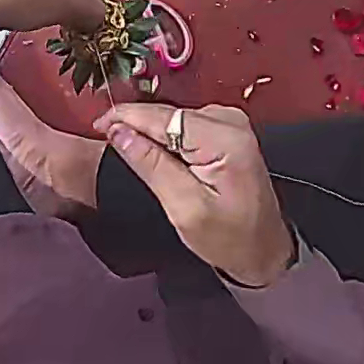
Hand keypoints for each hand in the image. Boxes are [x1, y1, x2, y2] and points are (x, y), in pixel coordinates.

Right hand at [93, 103, 295, 287]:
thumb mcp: (185, 208)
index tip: (99, 124)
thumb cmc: (229, 238)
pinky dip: (164, 136)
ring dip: (149, 131)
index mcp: (225, 137)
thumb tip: (119, 132)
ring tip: (125, 146)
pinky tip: (153, 151)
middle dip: (135, 124)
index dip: (127, 117)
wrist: (264, 248)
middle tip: (105, 136)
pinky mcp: (225, 127)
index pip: (164, 117)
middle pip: (168, 114)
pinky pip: (183, 124)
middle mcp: (229, 119)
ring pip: (172, 118)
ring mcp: (229, 121)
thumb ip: (151, 165)